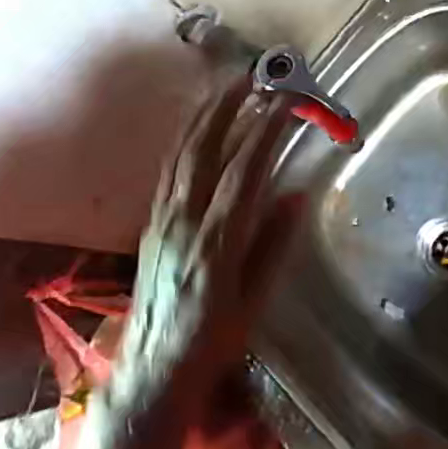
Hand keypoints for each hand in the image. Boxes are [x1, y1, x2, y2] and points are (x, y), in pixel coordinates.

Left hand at [109, 75, 302, 416]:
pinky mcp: (151, 224)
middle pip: (205, 149)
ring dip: (205, 116)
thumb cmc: (213, 341)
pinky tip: (200, 128)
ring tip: (227, 88)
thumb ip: (274, 243)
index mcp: (216, 242)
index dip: (266, 130)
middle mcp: (184, 222)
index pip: (245, 170)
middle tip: (252, 77)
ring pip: (182, 154)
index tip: (287, 101)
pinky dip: (187, 139)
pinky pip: (170, 169)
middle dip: (228, 107)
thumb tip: (295, 194)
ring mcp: (162, 220)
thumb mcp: (255, 298)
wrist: (153, 372)